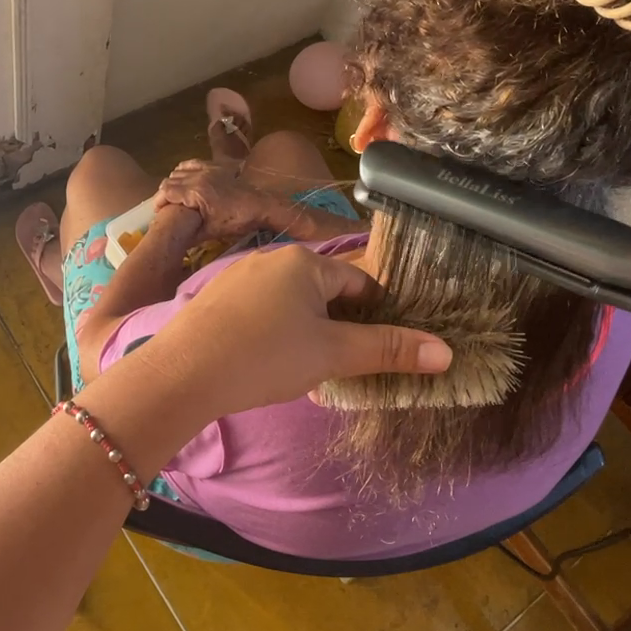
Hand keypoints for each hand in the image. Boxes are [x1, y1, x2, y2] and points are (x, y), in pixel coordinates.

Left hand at [137, 243, 451, 421]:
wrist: (183, 373)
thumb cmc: (265, 357)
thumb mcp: (333, 354)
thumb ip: (387, 349)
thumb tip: (446, 351)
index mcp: (304, 261)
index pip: (359, 282)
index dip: (375, 316)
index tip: (379, 349)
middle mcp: (271, 257)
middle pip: (323, 289)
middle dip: (338, 323)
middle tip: (340, 363)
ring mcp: (238, 274)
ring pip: (290, 300)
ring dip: (305, 327)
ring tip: (302, 366)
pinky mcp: (215, 297)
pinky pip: (259, 308)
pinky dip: (271, 329)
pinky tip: (264, 360)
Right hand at [153, 159, 271, 242]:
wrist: (260, 206)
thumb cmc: (236, 221)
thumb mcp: (210, 232)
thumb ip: (188, 234)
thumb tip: (171, 240)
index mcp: (195, 192)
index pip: (166, 191)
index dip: (158, 202)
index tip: (158, 213)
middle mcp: (197, 176)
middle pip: (169, 180)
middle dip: (165, 194)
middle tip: (167, 208)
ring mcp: (206, 169)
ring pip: (178, 171)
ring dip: (174, 183)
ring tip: (177, 196)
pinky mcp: (214, 166)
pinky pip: (191, 163)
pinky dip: (184, 170)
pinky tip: (187, 180)